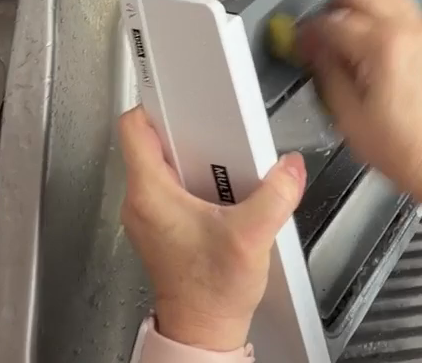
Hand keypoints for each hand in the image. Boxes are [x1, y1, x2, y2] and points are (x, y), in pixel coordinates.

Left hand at [116, 106, 305, 351]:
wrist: (204, 333)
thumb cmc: (210, 295)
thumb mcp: (251, 237)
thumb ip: (275, 195)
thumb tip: (289, 167)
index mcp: (150, 193)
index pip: (133, 127)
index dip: (155, 102)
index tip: (175, 89)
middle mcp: (142, 201)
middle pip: (152, 139)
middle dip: (186, 128)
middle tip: (213, 124)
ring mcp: (150, 214)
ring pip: (163, 161)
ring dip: (192, 154)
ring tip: (222, 155)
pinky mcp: (163, 225)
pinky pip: (171, 183)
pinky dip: (195, 175)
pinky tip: (222, 185)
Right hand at [299, 0, 421, 203]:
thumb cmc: (399, 146)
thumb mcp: (348, 116)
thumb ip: (327, 71)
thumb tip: (312, 47)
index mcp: (382, 46)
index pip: (333, 22)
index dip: (309, 32)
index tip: (298, 44)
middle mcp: (404, 25)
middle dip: (333, 7)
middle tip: (321, 34)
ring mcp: (421, 26)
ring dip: (358, 1)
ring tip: (345, 29)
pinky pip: (399, 1)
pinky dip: (379, 7)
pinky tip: (368, 35)